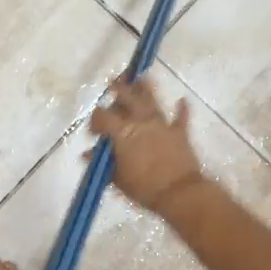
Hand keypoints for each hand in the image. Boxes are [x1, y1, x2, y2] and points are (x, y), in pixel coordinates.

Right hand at [89, 79, 208, 216]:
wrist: (178, 193)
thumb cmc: (143, 188)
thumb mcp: (116, 178)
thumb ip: (103, 162)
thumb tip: (87, 155)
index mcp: (122, 132)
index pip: (103, 117)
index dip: (95, 120)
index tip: (94, 130)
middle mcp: (141, 122)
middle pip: (127, 100)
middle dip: (118, 89)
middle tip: (113, 82)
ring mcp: (162, 125)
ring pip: (152, 101)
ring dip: (146, 88)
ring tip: (142, 76)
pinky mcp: (179, 133)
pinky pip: (181, 118)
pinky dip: (182, 109)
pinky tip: (183, 100)